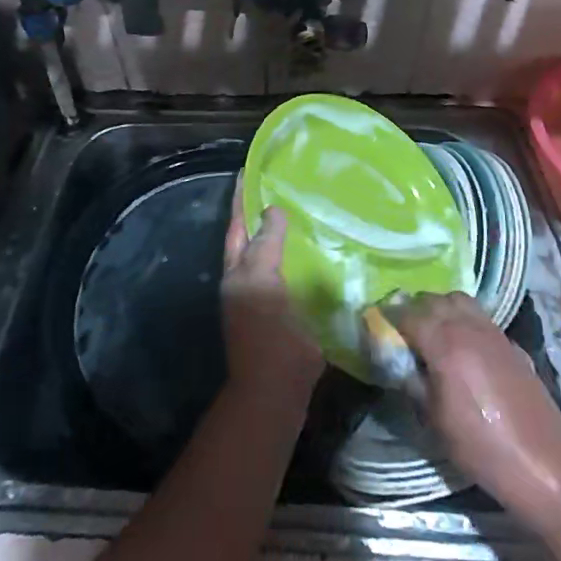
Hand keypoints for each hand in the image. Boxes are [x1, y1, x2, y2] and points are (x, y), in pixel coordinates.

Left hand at [221, 175, 325, 405]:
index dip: (242, 198)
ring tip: (304, 209)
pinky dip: (302, 259)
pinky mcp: (286, 313)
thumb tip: (272, 212)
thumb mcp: (262, 284)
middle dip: (261, 212)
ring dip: (284, 234)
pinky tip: (322, 251)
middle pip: (252, 237)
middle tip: (281, 184)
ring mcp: (266, 297)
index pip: (238, 224)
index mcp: (237, 270)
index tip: (250, 170)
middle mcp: (246, 279)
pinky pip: (293, 275)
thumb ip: (266, 248)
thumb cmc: (267, 336)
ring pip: (273, 255)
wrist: (276, 390)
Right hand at [394, 293, 560, 517]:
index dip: (387, 318)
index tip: (375, 329)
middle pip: (433, 299)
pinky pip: (482, 320)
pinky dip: (465, 323)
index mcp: (445, 343)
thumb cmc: (482, 447)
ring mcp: (496, 335)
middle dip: (413, 309)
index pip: (406, 314)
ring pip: (460, 301)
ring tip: (431, 334)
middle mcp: (469, 329)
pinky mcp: (514, 348)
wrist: (548, 468)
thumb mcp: (433, 418)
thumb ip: (410, 380)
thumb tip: (395, 360)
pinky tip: (464, 350)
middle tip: (401, 332)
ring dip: (441, 309)